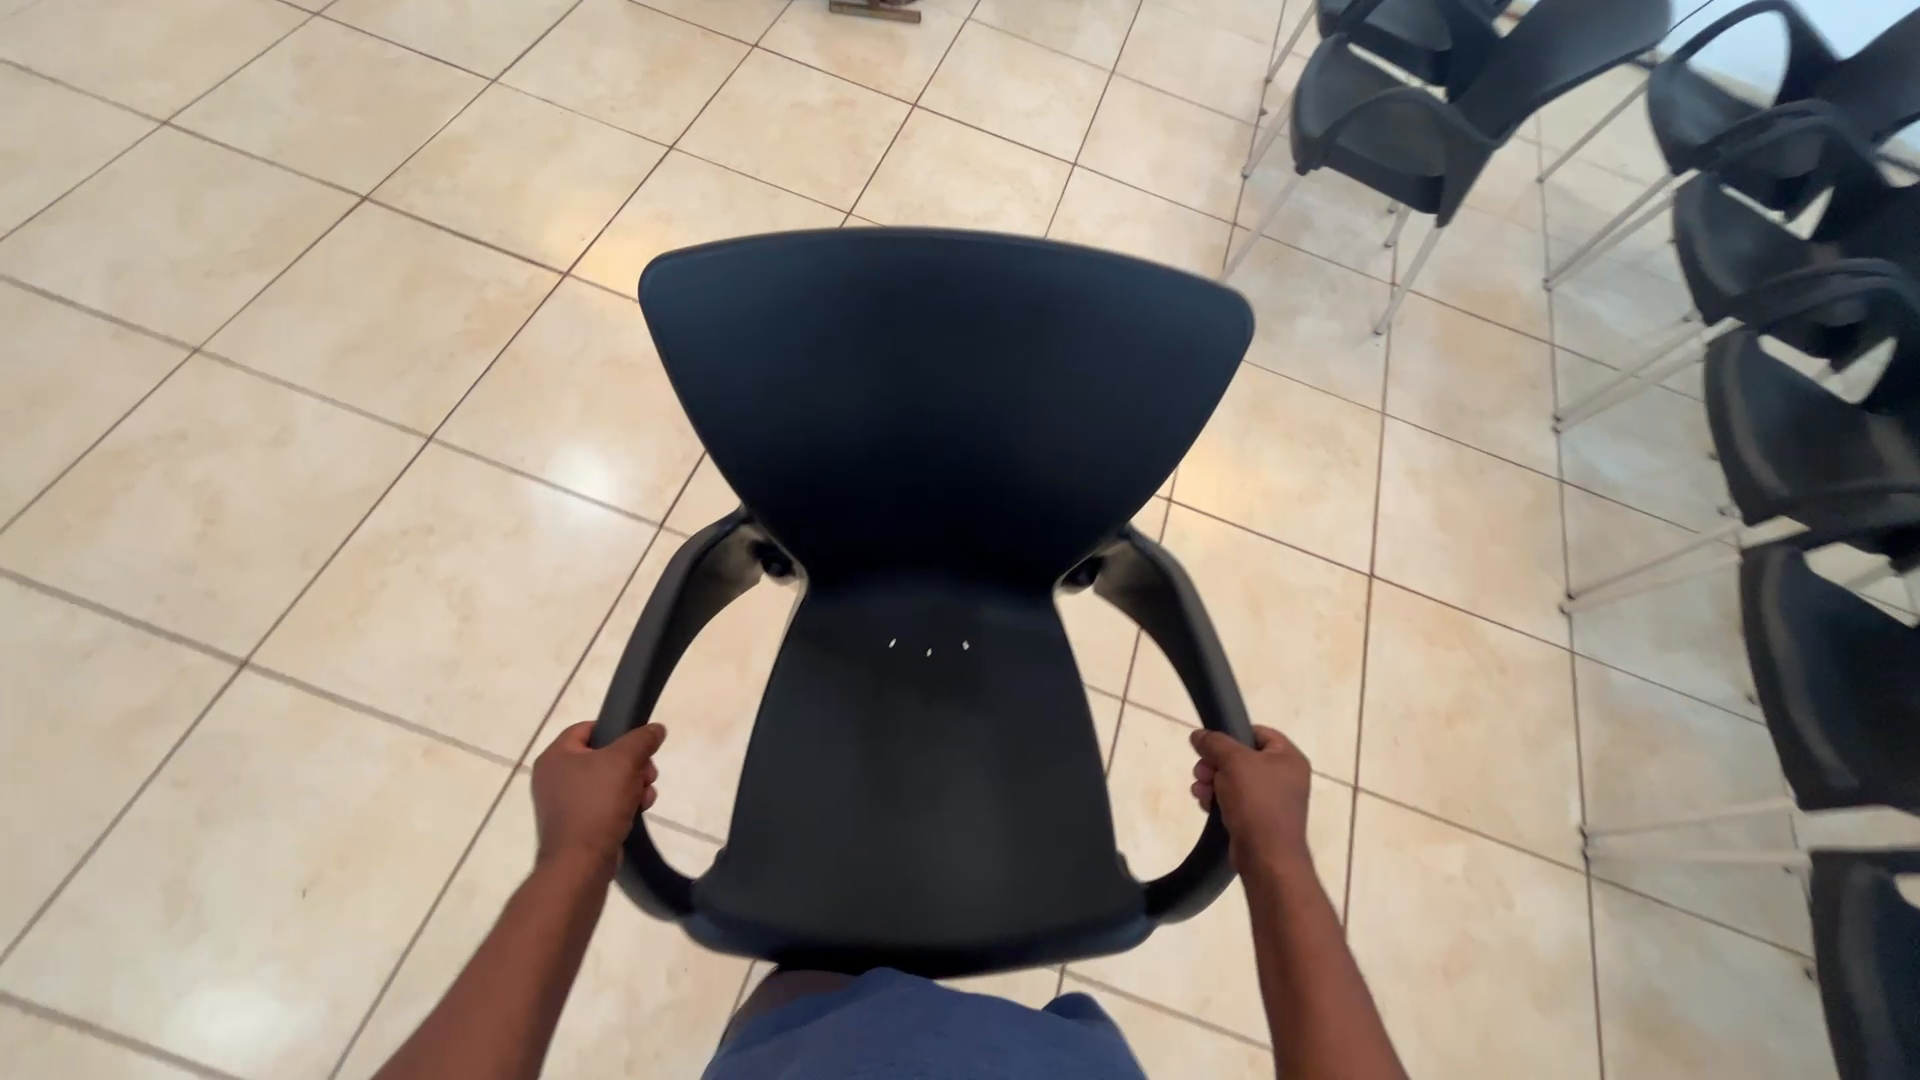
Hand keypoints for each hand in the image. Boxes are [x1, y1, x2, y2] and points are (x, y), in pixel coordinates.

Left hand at [530, 722, 665, 868]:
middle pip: (604, 755)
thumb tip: (656, 729)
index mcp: (555, 757)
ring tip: (645, 795)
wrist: (580, 863)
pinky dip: (624, 803)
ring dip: (634, 784)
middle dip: (633, 763)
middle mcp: (554, 777)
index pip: (587, 728)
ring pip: (609, 780)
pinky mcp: (576, 823)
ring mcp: (563, 802)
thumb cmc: (596, 804)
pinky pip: (605, 802)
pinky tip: (639, 809)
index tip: (638, 743)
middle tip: (648, 773)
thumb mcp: (624, 761)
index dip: (615, 730)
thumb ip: (642, 739)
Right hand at [1190, 725, 1313, 873]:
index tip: (1211, 743)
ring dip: (1211, 781)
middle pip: (1241, 756)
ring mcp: (1272, 799)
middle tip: (1201, 770)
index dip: (1232, 733)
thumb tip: (1198, 735)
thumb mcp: (1234, 762)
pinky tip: (1204, 803)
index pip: (1258, 732)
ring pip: (1233, 778)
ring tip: (1200, 790)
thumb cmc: (1257, 802)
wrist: (1267, 857)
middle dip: (1215, 762)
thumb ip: (1214, 742)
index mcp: (1288, 758)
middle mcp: (1284, 777)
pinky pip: (1233, 799)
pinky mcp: (1259, 818)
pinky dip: (1217, 798)